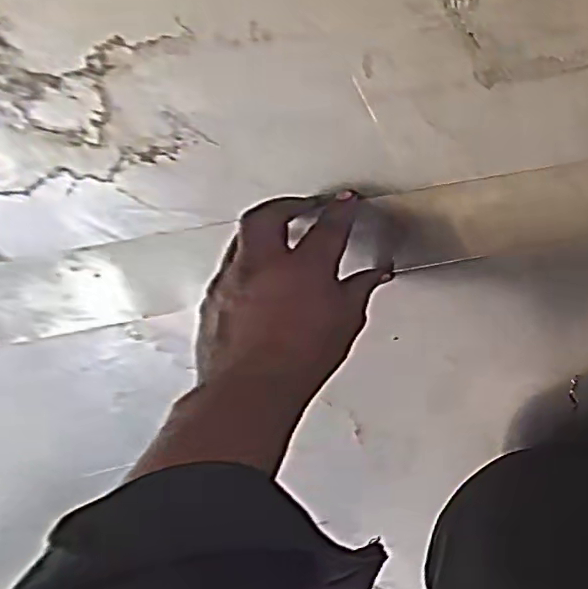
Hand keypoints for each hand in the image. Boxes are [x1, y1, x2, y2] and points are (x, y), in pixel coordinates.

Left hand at [195, 192, 391, 404]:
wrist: (252, 387)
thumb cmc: (302, 358)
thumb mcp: (347, 319)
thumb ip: (359, 288)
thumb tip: (373, 275)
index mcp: (305, 267)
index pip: (329, 226)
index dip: (342, 209)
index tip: (348, 201)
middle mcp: (265, 265)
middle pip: (270, 215)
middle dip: (291, 204)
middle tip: (306, 204)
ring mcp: (234, 279)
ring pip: (244, 237)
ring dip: (266, 229)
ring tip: (282, 232)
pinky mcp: (214, 297)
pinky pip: (232, 265)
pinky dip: (250, 259)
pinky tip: (262, 271)